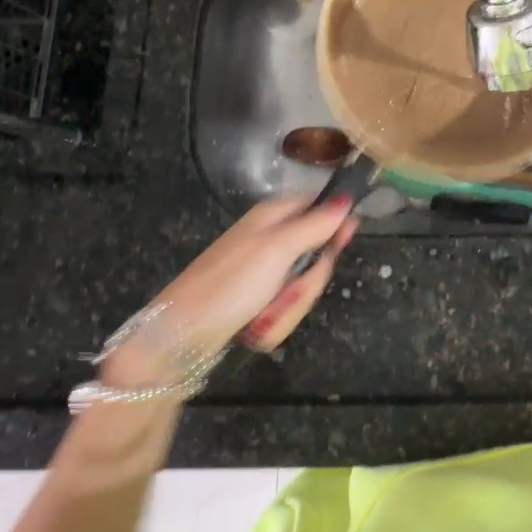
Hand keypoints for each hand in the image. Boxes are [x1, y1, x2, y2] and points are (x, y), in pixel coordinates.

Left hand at [108, 195, 356, 382]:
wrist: (183, 333)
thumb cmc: (230, 283)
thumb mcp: (278, 249)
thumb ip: (316, 223)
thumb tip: (348, 197)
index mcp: (274, 215)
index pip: (321, 206)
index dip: (336, 226)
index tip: (339, 245)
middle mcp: (271, 238)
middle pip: (318, 254)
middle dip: (307, 282)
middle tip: (288, 291)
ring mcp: (265, 271)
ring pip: (303, 285)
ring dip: (289, 306)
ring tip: (264, 314)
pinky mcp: (258, 298)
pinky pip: (285, 305)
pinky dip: (275, 319)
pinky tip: (257, 325)